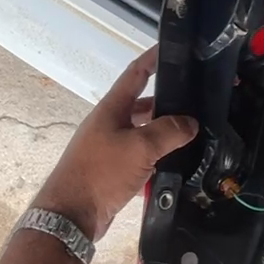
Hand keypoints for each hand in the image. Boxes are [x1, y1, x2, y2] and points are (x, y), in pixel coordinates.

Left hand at [32, 47, 196, 241]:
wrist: (70, 215)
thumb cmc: (101, 172)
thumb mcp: (140, 147)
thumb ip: (168, 131)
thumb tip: (190, 123)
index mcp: (112, 108)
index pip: (136, 73)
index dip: (153, 58)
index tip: (171, 48)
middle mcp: (110, 123)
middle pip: (142, 104)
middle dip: (167, 102)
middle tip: (194, 102)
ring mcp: (110, 147)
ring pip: (143, 132)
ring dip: (164, 133)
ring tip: (191, 134)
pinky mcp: (113, 170)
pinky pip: (140, 156)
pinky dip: (157, 157)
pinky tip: (175, 165)